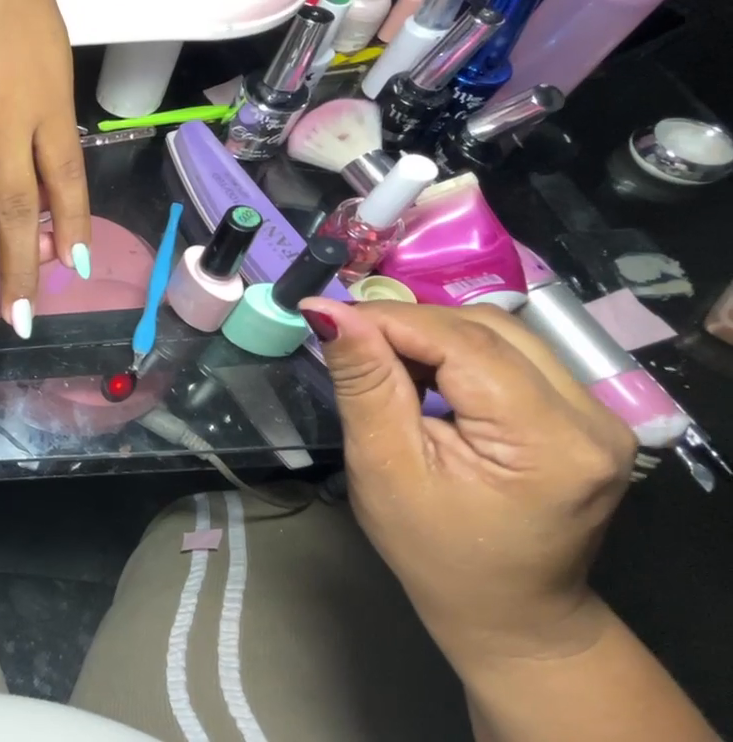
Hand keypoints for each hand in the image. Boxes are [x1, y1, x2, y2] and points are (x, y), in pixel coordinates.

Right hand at [303, 299, 639, 665]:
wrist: (505, 607)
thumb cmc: (432, 547)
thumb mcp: (383, 465)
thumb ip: (364, 383)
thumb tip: (328, 313)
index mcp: (548, 441)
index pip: (465, 344)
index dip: (389, 318)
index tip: (321, 312)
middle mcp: (592, 418)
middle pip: (489, 330)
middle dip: (408, 322)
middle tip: (345, 336)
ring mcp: (597, 415)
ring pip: (501, 333)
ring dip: (430, 332)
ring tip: (377, 353)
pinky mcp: (583, 414)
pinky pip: (512, 354)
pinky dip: (454, 349)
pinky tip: (419, 370)